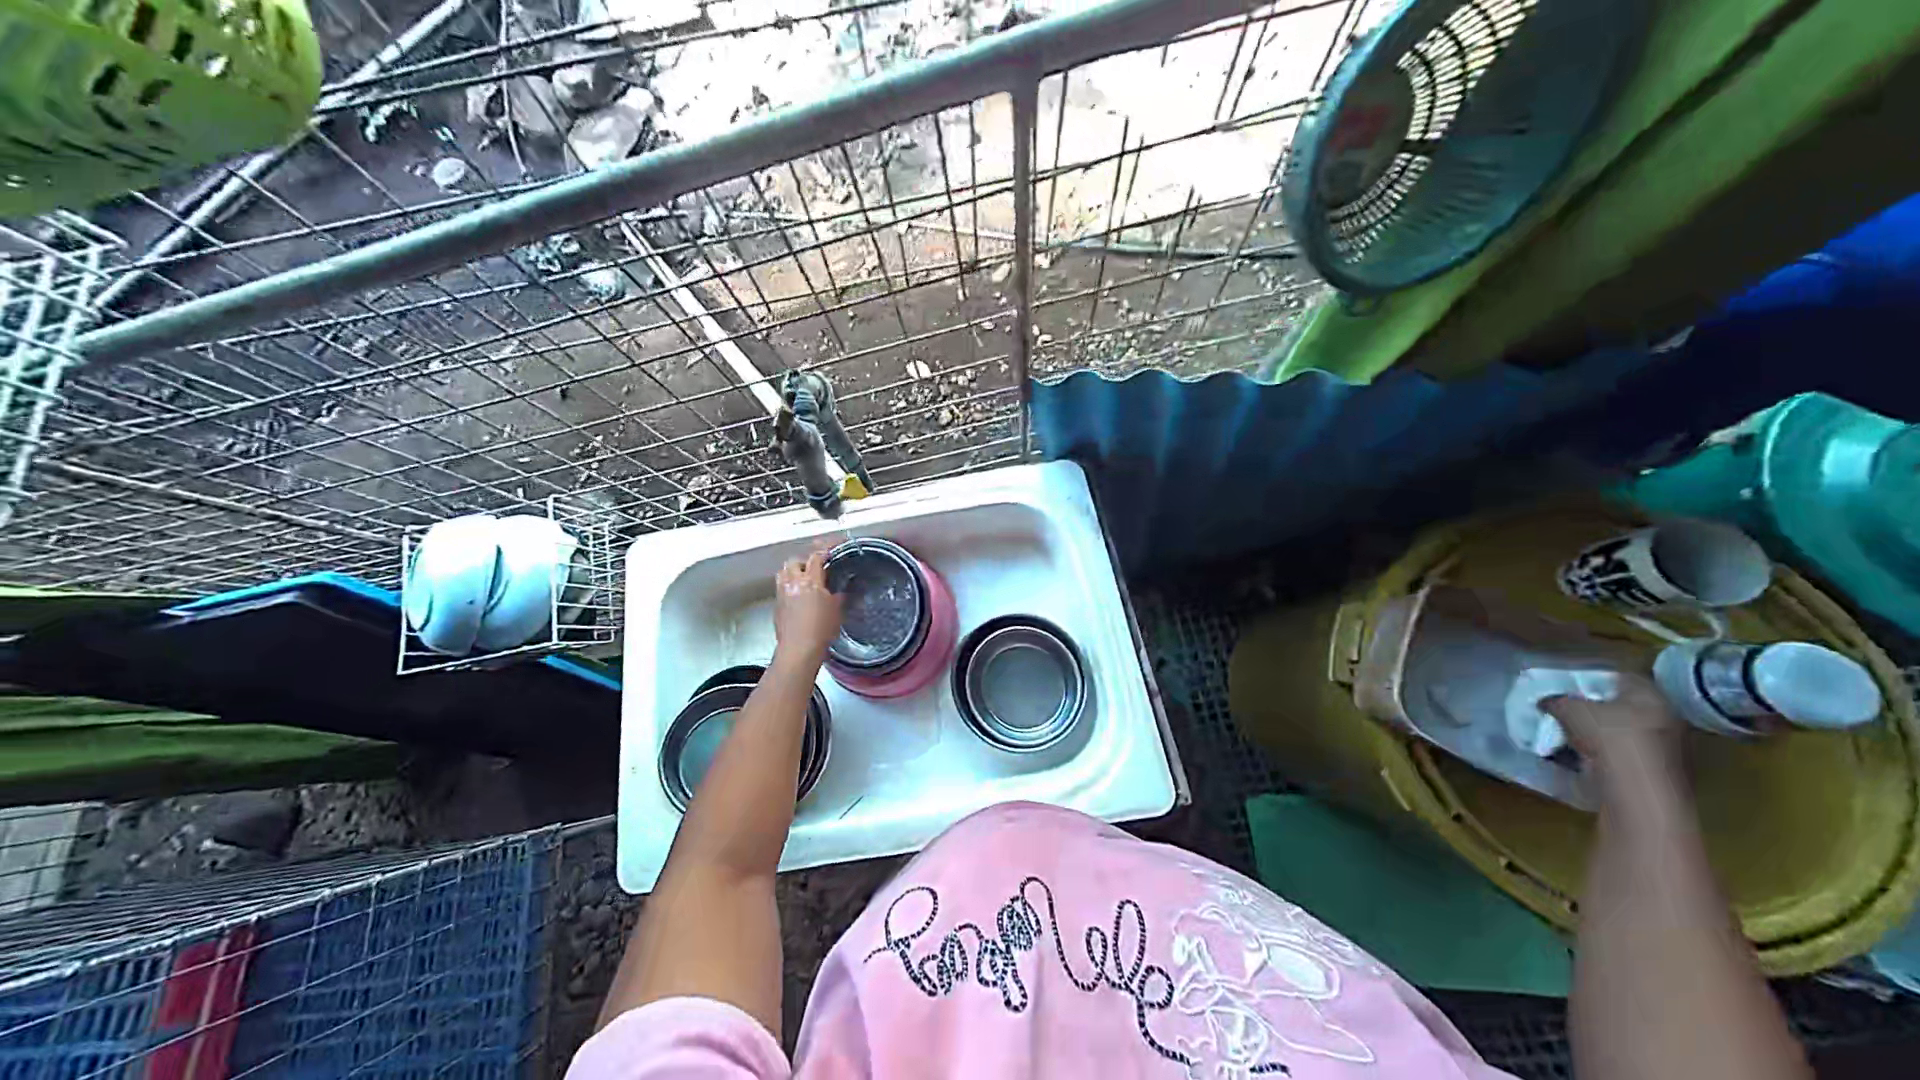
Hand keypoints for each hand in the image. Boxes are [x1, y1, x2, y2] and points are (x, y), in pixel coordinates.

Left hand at [773, 550, 841, 666]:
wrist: (799, 649)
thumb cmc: (820, 631)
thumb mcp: (836, 610)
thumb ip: (837, 596)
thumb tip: (840, 591)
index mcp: (810, 581)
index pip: (815, 558)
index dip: (823, 553)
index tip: (828, 553)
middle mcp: (793, 583)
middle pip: (794, 562)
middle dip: (804, 562)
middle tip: (814, 567)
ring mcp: (782, 593)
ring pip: (783, 573)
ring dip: (793, 572)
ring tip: (802, 579)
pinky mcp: (776, 605)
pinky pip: (780, 587)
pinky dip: (788, 586)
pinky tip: (796, 596)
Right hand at [1543, 674, 1684, 781]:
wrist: (1637, 790)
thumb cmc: (1608, 737)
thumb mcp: (1569, 709)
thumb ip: (1556, 700)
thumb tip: (1546, 700)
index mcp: (1651, 696)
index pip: (1619, 677)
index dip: (1591, 679)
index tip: (1567, 686)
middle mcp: (1666, 717)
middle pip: (1623, 705)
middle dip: (1593, 707)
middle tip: (1565, 709)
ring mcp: (1667, 746)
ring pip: (1622, 730)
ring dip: (1597, 732)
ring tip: (1566, 734)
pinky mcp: (1658, 770)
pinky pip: (1624, 753)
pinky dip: (1604, 752)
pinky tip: (1580, 755)